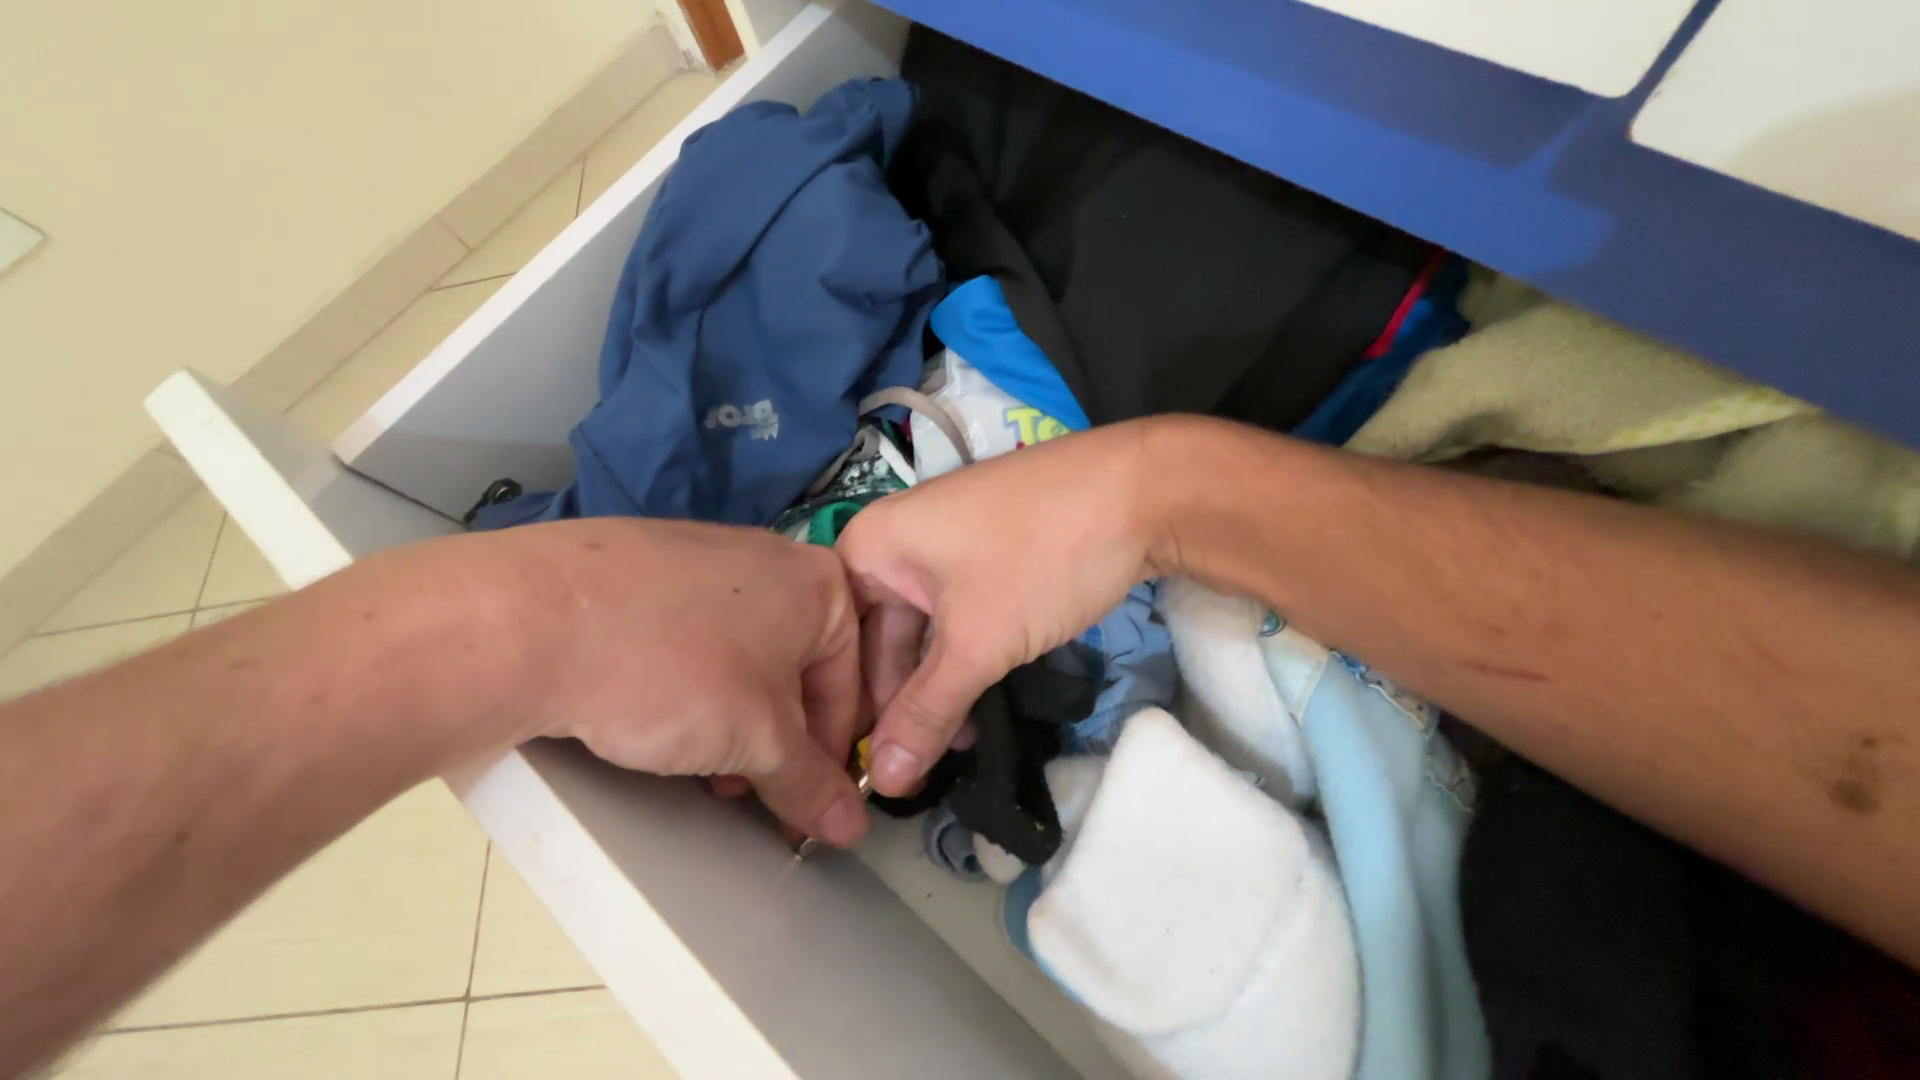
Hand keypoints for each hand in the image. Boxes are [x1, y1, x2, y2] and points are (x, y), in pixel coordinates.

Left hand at [497, 518, 868, 846]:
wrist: (529, 618)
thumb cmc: (676, 672)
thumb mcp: (757, 739)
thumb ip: (810, 785)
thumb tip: (851, 828)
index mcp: (821, 583)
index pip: (848, 689)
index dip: (829, 758)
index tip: (803, 806)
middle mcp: (769, 556)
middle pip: (794, 669)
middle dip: (774, 738)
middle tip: (742, 787)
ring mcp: (702, 552)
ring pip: (740, 652)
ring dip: (731, 714)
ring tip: (691, 756)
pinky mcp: (642, 562)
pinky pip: (688, 629)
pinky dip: (686, 678)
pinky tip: (648, 708)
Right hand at [836, 420, 1172, 795]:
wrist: (1142, 489)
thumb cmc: (1040, 558)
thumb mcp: (977, 643)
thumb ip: (927, 713)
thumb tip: (884, 787)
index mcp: (869, 545)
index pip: (838, 643)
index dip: (852, 712)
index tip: (868, 775)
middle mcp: (896, 539)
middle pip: (880, 638)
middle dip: (903, 706)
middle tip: (919, 775)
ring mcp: (944, 543)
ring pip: (924, 632)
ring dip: (939, 689)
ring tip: (958, 749)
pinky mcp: (986, 552)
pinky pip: (957, 616)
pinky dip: (964, 659)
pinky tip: (980, 705)